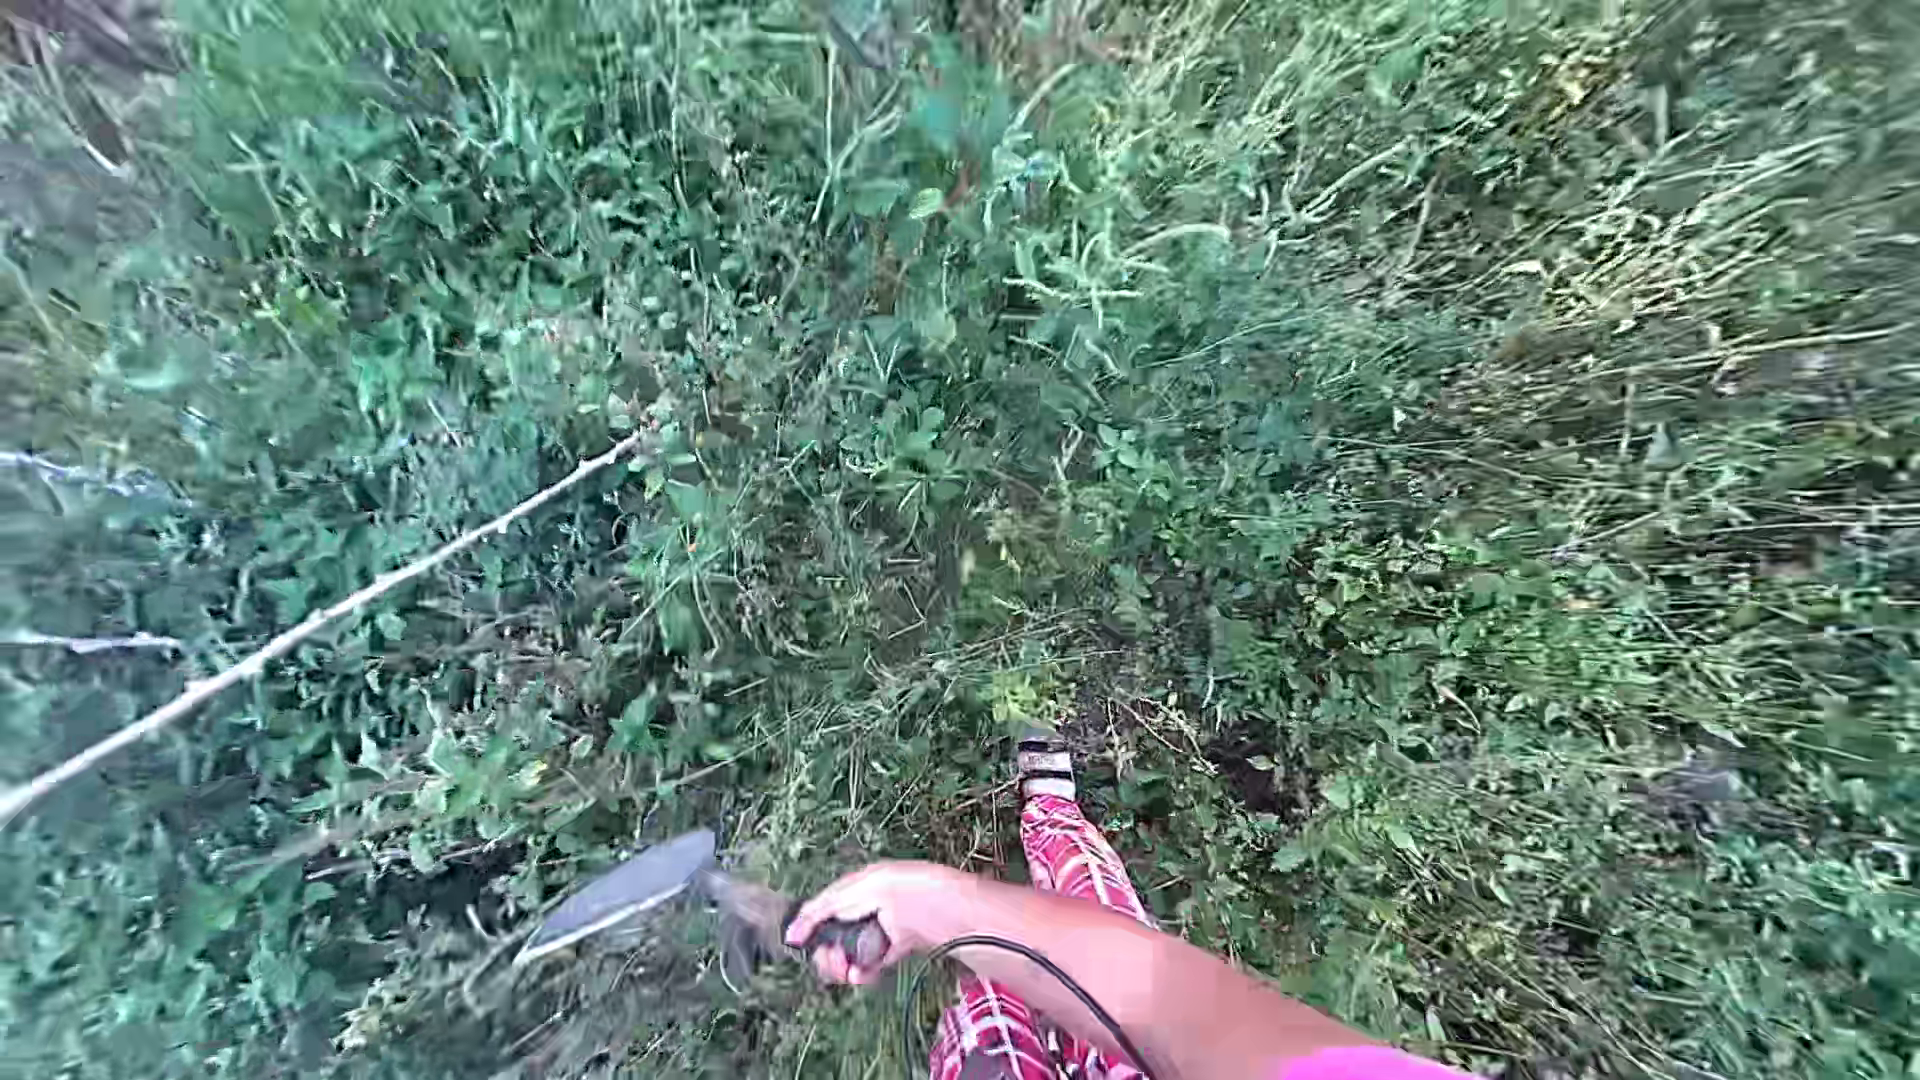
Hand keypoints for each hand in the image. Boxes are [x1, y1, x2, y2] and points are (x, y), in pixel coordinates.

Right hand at [784, 861, 972, 984]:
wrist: (949, 912)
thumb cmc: (906, 888)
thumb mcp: (861, 889)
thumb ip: (827, 906)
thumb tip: (794, 930)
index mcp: (859, 884)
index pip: (824, 906)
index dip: (809, 924)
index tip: (796, 941)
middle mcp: (867, 906)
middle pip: (832, 936)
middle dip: (827, 951)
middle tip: (834, 960)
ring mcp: (879, 929)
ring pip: (847, 954)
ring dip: (843, 965)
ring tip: (848, 969)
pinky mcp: (893, 950)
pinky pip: (868, 966)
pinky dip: (862, 973)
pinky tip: (861, 974)